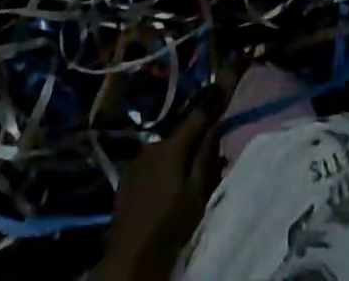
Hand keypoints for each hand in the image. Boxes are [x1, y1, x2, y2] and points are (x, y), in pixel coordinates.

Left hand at [96, 93, 223, 280]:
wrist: (130, 256)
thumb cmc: (170, 226)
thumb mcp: (197, 194)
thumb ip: (206, 157)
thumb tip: (216, 127)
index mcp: (170, 148)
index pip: (195, 118)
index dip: (210, 107)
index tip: (222, 92)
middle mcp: (150, 146)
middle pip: (179, 136)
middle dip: (194, 140)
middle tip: (209, 154)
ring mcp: (135, 160)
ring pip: (164, 150)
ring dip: (176, 156)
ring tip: (186, 174)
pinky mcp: (126, 176)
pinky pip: (150, 163)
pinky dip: (162, 168)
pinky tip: (165, 186)